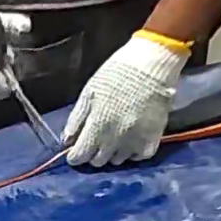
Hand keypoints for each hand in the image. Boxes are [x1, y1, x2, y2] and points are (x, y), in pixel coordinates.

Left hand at [64, 33, 188, 165]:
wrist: (154, 59)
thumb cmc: (116, 74)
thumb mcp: (88, 94)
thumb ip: (75, 121)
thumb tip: (66, 142)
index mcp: (96, 128)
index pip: (78, 157)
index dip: (75, 154)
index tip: (77, 148)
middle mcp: (114, 139)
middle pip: (97, 161)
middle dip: (93, 153)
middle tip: (97, 140)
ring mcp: (135, 139)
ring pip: (117, 160)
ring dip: (113, 153)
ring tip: (115, 138)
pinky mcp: (154, 135)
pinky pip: (141, 156)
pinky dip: (135, 153)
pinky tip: (132, 142)